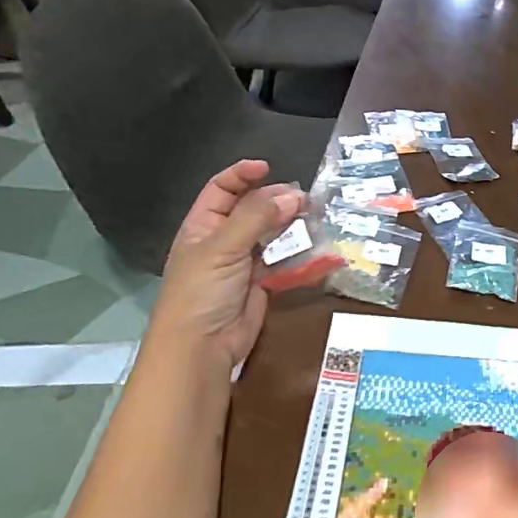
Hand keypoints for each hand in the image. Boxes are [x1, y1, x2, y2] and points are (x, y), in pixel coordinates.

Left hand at [149, 160, 304, 369]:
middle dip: (275, 200)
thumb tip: (293, 195)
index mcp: (202, 226)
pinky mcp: (262, 283)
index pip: (221, 189)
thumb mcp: (223, 247)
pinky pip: (283, 261)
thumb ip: (257, 217)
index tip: (269, 167)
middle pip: (251, 209)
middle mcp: (222, 240)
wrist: (201, 349)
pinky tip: (316, 246)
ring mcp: (243, 262)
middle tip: (302, 198)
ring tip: (313, 217)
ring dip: (290, 225)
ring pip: (271, 234)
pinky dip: (299, 253)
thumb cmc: (202, 291)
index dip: (242, 174)